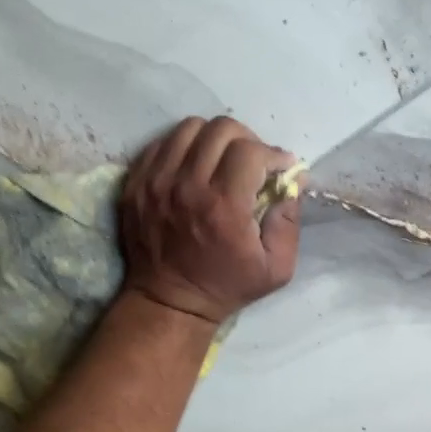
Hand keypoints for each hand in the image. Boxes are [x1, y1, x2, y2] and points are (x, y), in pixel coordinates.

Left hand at [117, 115, 302, 325]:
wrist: (169, 303)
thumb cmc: (227, 286)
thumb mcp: (277, 267)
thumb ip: (290, 221)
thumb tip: (294, 180)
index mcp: (224, 207)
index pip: (251, 150)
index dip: (273, 154)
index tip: (280, 168)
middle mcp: (187, 186)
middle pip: (220, 129)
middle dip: (247, 140)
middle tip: (253, 161)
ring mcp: (156, 182)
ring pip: (189, 128)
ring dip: (214, 138)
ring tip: (222, 159)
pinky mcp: (136, 184)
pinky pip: (162, 143)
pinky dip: (184, 147)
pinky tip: (195, 166)